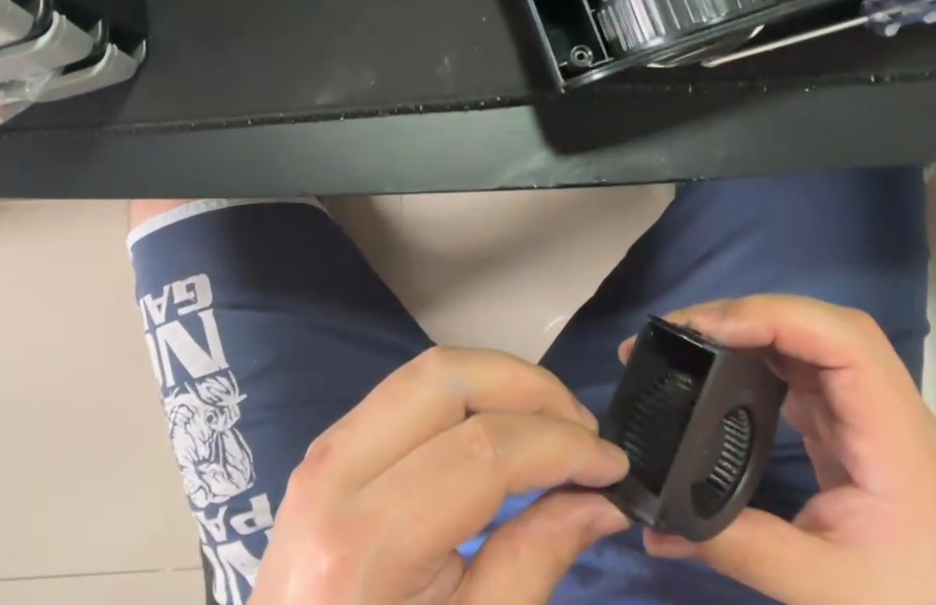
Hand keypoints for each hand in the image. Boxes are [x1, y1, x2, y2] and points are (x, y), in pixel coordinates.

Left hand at [251, 346, 631, 603]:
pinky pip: (403, 394)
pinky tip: (502, 427)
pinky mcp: (326, 448)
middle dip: (528, 387)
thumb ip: (534, 563)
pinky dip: (464, 395)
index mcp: (366, 541)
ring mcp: (322, 453)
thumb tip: (601, 500)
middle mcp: (334, 473)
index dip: (561, 446)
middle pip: (443, 378)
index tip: (614, 465)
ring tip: (554, 426)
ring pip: (422, 372)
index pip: (481, 450)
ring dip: (498, 382)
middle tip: (585, 431)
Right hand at [626, 295, 935, 604]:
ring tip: (681, 343)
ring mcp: (862, 406)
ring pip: (803, 336)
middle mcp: (880, 404)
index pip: (843, 341)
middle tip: (673, 334)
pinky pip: (794, 363)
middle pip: (816, 324)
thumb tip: (655, 524)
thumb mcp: (827, 588)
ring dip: (741, 327)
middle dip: (742, 315)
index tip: (705, 331)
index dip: (773, 318)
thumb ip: (742, 549)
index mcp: (892, 435)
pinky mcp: (843, 416)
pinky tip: (712, 366)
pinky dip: (749, 351)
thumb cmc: (919, 596)